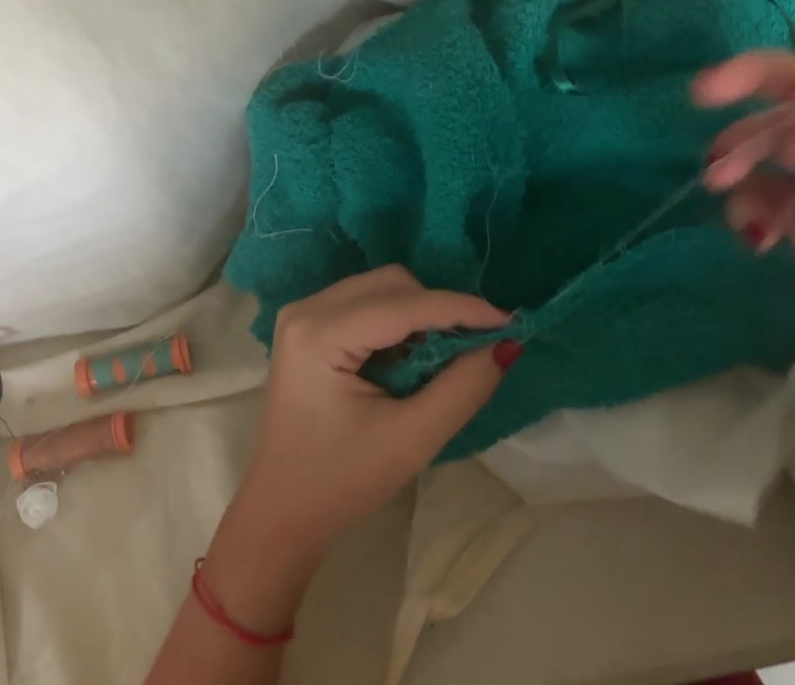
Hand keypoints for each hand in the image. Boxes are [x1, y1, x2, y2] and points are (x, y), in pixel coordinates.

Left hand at [201, 265, 516, 632]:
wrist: (282, 510)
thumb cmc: (341, 481)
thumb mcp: (411, 439)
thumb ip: (463, 387)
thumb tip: (507, 344)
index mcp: (319, 334)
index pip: (404, 303)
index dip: (462, 308)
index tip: (512, 322)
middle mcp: (305, 310)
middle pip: (391, 284)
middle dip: (439, 309)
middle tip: (474, 349)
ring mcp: (302, 315)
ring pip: (381, 289)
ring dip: (420, 315)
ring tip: (442, 360)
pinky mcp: (307, 327)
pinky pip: (366, 304)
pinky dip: (398, 323)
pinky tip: (412, 360)